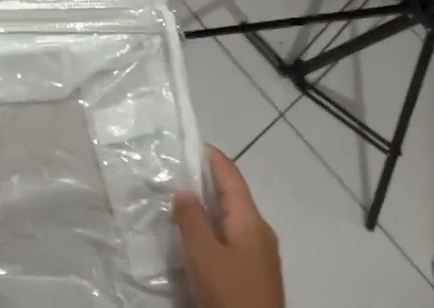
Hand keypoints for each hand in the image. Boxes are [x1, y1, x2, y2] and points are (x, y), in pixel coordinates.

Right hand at [174, 147, 283, 307]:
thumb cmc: (231, 294)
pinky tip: (194, 234)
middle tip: (173, 169)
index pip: (230, 175)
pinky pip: (232, 235)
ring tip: (178, 198)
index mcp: (251, 221)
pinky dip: (213, 225)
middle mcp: (260, 231)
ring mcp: (260, 253)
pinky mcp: (255, 271)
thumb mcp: (203, 255)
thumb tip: (184, 190)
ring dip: (208, 204)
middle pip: (233, 194)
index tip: (184, 141)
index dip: (210, 155)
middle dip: (205, 179)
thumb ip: (191, 218)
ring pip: (232, 216)